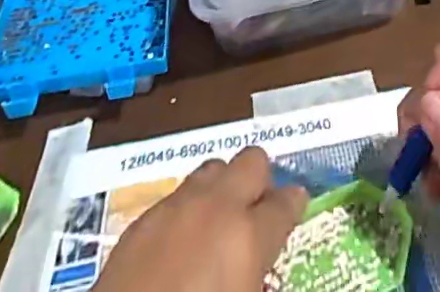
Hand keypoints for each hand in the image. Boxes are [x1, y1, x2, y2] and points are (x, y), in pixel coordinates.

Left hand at [92, 146, 307, 291]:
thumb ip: (258, 279)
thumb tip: (261, 275)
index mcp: (248, 236)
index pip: (286, 201)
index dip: (295, 204)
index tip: (295, 208)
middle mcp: (216, 207)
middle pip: (252, 161)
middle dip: (261, 180)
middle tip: (258, 212)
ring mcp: (177, 206)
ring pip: (213, 169)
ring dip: (224, 188)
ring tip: (220, 222)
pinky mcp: (144, 217)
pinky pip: (179, 195)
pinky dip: (190, 208)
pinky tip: (183, 241)